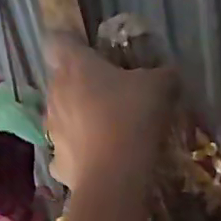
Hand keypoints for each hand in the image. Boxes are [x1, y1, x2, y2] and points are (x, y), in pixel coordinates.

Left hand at [43, 32, 176, 188]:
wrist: (114, 179)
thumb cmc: (131, 120)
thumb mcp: (159, 87)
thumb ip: (162, 75)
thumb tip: (168, 76)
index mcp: (75, 66)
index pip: (58, 41)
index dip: (72, 46)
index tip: (89, 55)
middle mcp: (55, 95)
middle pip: (59, 83)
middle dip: (78, 88)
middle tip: (105, 99)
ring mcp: (53, 132)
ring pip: (60, 120)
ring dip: (75, 123)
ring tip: (101, 136)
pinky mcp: (58, 166)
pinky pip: (63, 157)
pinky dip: (75, 159)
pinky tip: (93, 165)